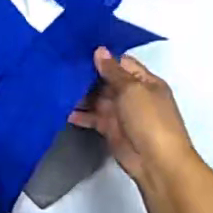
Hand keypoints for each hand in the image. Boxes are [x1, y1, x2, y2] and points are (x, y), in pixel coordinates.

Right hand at [70, 48, 199, 181]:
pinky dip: (78, 114)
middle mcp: (132, 95)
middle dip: (85, 74)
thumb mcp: (132, 90)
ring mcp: (120, 112)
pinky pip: (90, 117)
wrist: (156, 162)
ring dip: (79, 94)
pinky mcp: (109, 128)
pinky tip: (62, 109)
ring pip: (95, 98)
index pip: (121, 63)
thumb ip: (113, 71)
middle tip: (59, 65)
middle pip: (105, 80)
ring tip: (56, 85)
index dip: (101, 57)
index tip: (76, 49)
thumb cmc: (149, 120)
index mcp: (144, 82)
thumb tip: (99, 51)